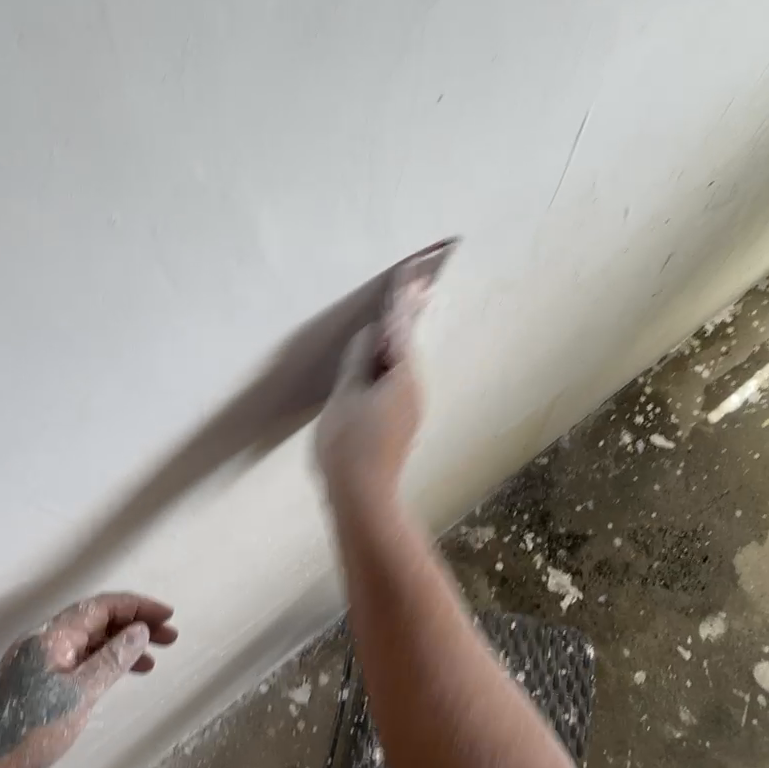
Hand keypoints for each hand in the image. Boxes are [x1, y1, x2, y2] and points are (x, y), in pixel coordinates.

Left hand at [0, 594, 178, 767]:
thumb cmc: (31, 729)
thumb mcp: (79, 694)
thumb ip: (112, 660)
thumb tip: (140, 631)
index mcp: (52, 636)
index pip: (102, 606)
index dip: (137, 607)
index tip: (167, 616)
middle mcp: (45, 642)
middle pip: (97, 622)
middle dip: (135, 626)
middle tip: (170, 638)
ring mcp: (40, 663)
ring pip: (90, 643)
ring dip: (123, 646)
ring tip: (154, 660)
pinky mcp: (38, 685)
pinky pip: (80, 662)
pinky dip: (105, 664)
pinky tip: (122, 677)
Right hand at [315, 291, 424, 509]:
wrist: (363, 496)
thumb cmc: (349, 444)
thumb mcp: (345, 396)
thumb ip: (357, 361)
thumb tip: (369, 337)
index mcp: (402, 376)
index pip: (400, 327)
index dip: (401, 298)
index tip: (410, 271)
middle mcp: (414, 388)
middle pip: (409, 341)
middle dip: (412, 311)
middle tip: (423, 280)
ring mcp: (410, 406)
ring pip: (404, 361)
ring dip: (401, 335)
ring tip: (406, 308)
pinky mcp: (401, 421)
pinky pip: (398, 378)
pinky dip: (393, 359)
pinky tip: (385, 357)